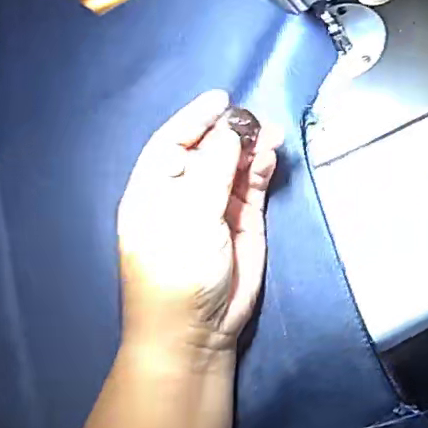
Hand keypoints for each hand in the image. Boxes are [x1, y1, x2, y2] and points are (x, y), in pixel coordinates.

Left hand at [116, 91, 279, 373]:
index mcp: (153, 190)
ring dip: (252, 148)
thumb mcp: (188, 218)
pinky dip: (263, 169)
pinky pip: (254, 186)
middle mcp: (184, 193)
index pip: (172, 142)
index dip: (194, 119)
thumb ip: (212, 172)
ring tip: (273, 134)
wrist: (197, 329)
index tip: (222, 99)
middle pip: (208, 150)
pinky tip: (271, 156)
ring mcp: (216, 207)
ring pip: (236, 165)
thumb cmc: (177, 273)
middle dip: (230, 132)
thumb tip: (231, 132)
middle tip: (256, 119)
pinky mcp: (245, 221)